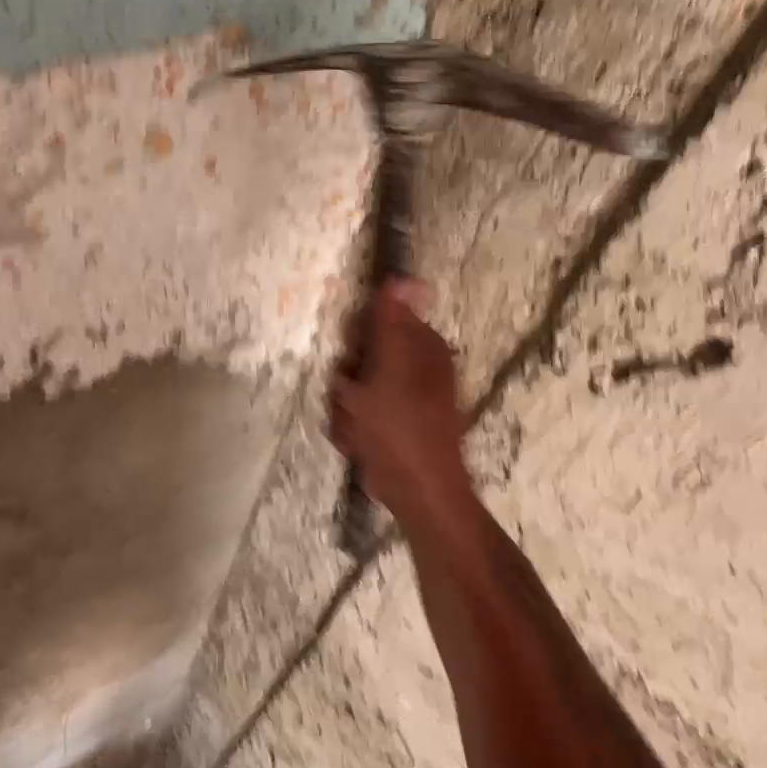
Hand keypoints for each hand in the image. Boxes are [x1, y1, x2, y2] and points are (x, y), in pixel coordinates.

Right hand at [327, 280, 470, 515]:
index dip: (357, 340)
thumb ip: (391, 324)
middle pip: (359, 355)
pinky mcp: (386, 426)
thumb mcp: (390, 368)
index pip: (375, 321)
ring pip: (350, 388)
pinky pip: (353, 415)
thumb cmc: (402, 428)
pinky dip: (350, 428)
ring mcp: (398, 400)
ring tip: (356, 427)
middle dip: (347, 380)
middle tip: (353, 398)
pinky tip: (357, 441)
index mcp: (421, 348)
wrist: (416, 491)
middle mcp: (413, 369)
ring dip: (345, 409)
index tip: (354, 361)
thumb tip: (404, 276)